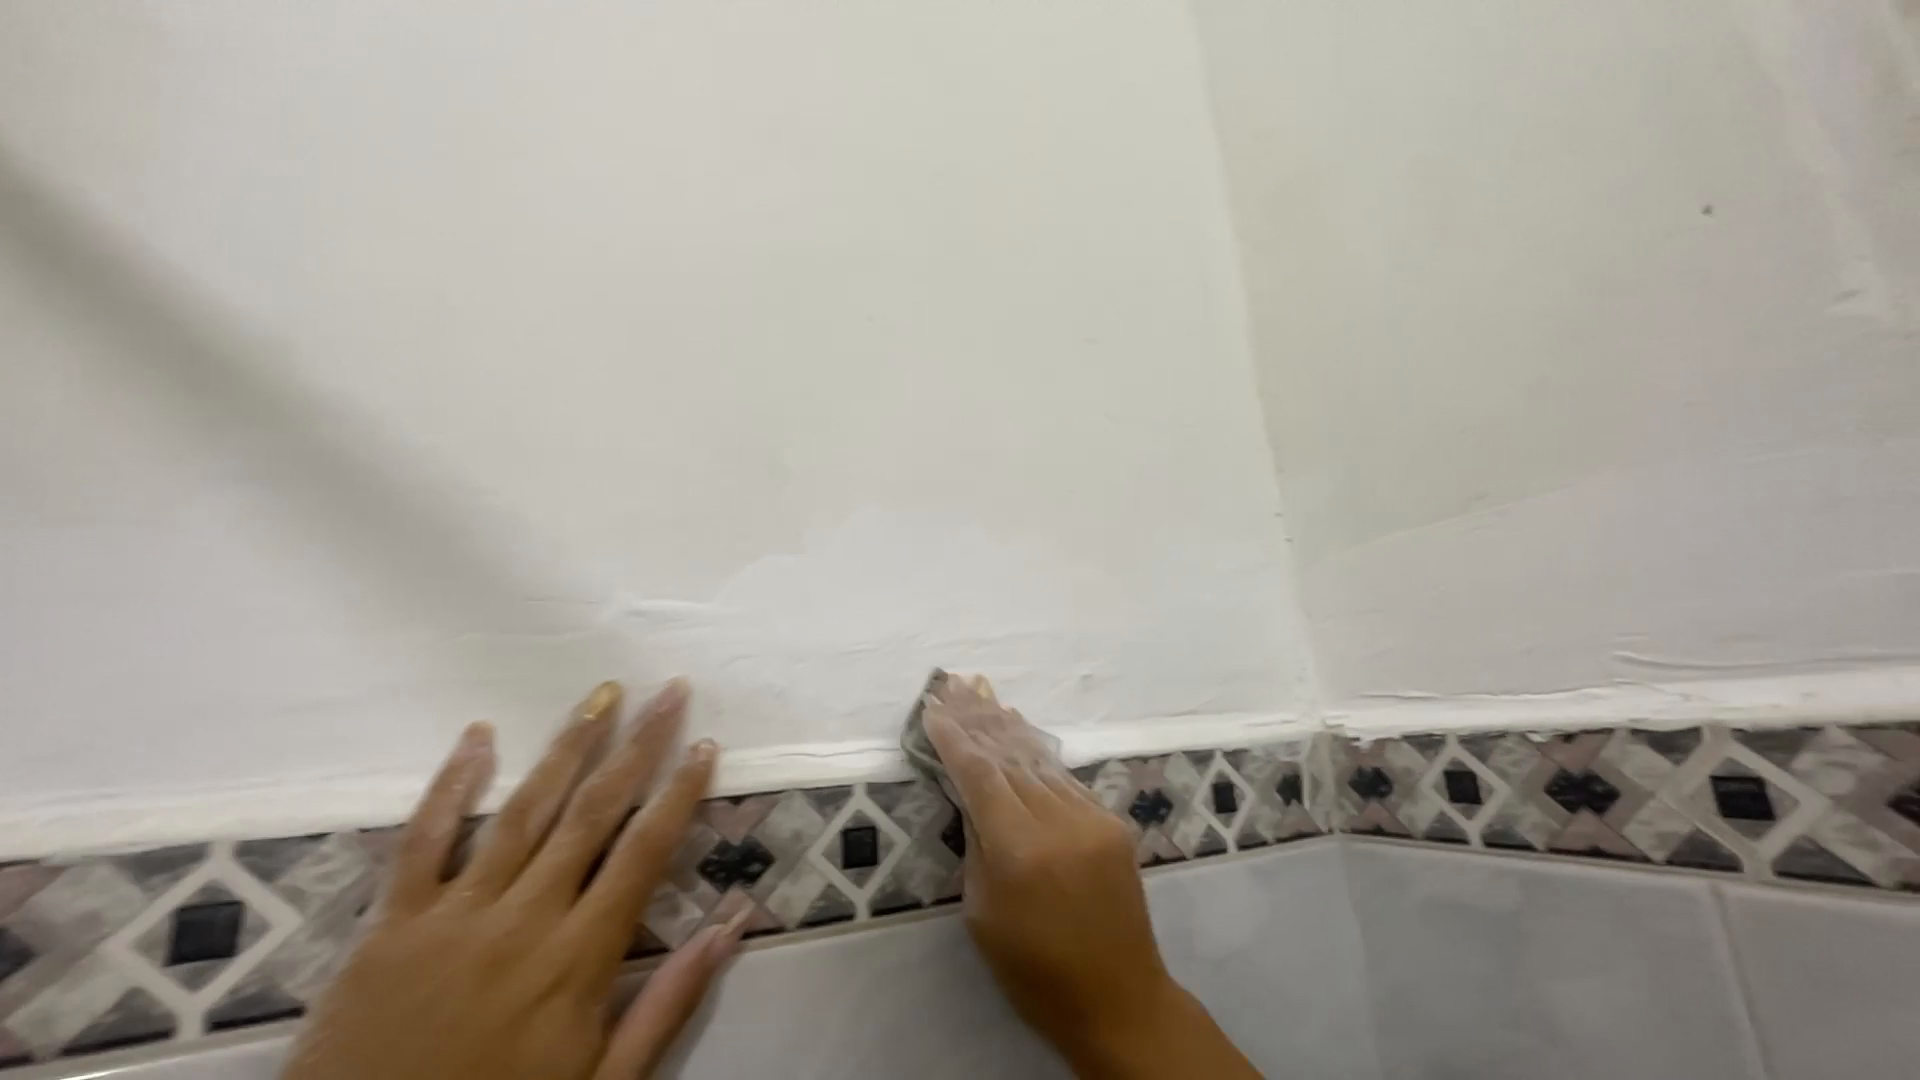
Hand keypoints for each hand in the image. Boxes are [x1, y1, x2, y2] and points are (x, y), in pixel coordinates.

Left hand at [282, 679, 743, 1079]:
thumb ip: (667, 1004)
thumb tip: (732, 928)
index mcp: (578, 959)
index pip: (644, 853)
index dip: (679, 794)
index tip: (705, 747)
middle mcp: (524, 918)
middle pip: (592, 814)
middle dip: (638, 747)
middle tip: (669, 692)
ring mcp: (454, 914)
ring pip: (523, 810)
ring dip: (568, 747)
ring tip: (603, 695)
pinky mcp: (391, 923)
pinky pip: (423, 840)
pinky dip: (451, 785)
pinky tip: (478, 737)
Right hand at [922, 675, 1260, 1079]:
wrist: (1118, 998)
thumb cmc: (1033, 970)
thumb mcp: (981, 913)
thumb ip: (977, 843)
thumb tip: (971, 794)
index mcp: (1018, 849)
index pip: (979, 773)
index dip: (953, 738)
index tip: (932, 708)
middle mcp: (1058, 821)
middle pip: (1009, 757)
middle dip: (976, 719)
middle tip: (952, 684)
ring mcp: (1091, 818)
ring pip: (1039, 760)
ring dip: (1007, 727)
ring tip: (980, 693)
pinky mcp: (1111, 823)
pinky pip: (1065, 779)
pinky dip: (1038, 754)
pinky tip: (1021, 731)